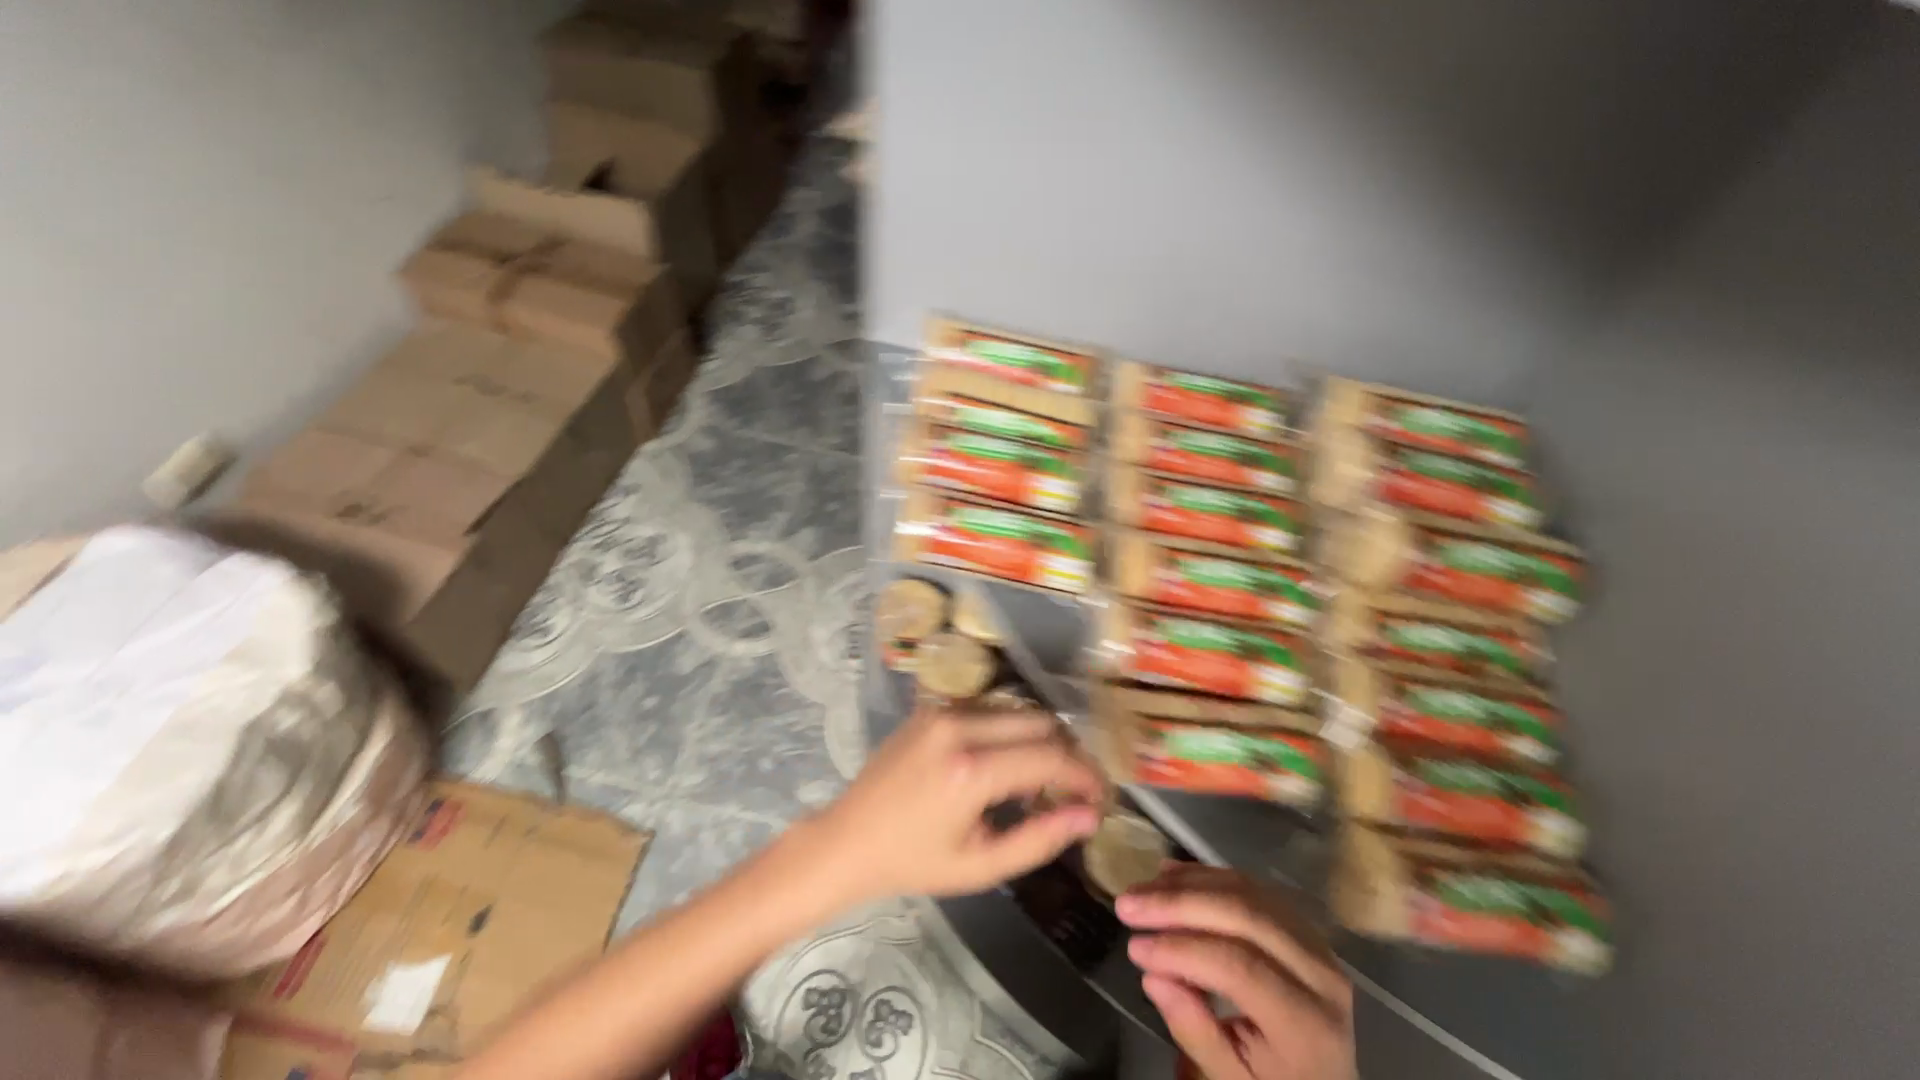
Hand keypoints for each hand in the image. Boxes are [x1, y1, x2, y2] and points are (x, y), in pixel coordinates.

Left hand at [803, 704, 1104, 904]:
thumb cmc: (913, 863)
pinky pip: (987, 710)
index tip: (1098, 798)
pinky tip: (1000, 769)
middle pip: (1040, 723)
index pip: (1050, 758)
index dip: (1084, 776)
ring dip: (1037, 741)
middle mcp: (958, 727)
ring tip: (1033, 786)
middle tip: (1070, 791)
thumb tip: (1088, 816)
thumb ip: (1039, 839)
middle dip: (1065, 754)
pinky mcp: (929, 709)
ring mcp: (941, 712)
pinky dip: (1007, 733)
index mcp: (970, 770)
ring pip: (1016, 711)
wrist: (846, 840)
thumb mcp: (981, 866)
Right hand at [1118, 866, 1355, 1079]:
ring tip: (1140, 890)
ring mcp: (1317, 944)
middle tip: (1127, 904)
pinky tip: (1170, 877)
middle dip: (1178, 904)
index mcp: (1307, 1023)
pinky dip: (1208, 878)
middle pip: (1246, 916)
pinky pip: (1253, 889)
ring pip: (1248, 892)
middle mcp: (1322, 974)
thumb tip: (1152, 976)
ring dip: (1188, 885)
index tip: (1132, 947)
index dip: (1181, 950)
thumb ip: (1195, 1033)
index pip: (1239, 968)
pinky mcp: (1304, 927)